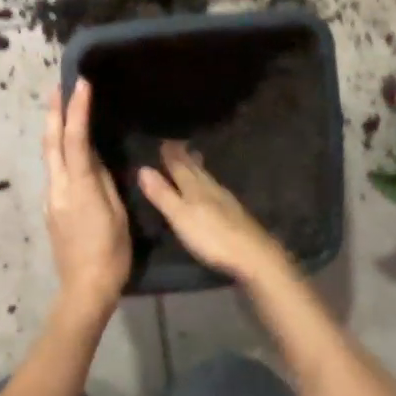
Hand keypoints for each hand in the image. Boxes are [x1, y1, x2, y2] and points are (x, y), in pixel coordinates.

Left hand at [42, 81, 131, 319]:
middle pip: (52, 142)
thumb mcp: (117, 215)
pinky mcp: (51, 211)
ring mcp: (50, 200)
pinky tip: (69, 151)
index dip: (78, 109)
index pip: (76, 139)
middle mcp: (58, 188)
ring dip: (54, 130)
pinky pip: (55, 173)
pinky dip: (59, 153)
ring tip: (62, 109)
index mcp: (79, 187)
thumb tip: (94, 160)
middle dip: (54, 112)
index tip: (81, 84)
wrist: (84, 289)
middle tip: (57, 86)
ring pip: (50, 157)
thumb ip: (103, 183)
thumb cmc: (110, 254)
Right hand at [138, 142, 290, 282]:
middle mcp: (210, 188)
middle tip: (179, 143)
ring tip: (194, 157)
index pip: (179, 166)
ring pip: (207, 178)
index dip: (170, 155)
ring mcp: (225, 200)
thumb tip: (143, 168)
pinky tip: (212, 187)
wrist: (253, 254)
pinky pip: (216, 189)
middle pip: (195, 169)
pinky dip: (209, 182)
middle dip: (185, 156)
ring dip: (198, 167)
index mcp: (195, 188)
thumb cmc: (211, 237)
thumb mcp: (180, 216)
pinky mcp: (235, 213)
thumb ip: (162, 194)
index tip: (164, 141)